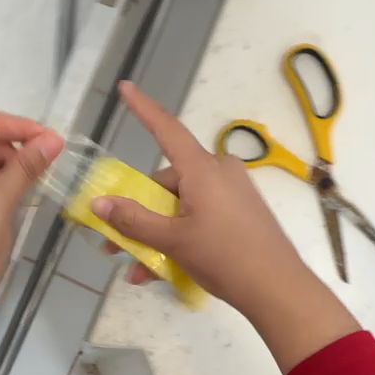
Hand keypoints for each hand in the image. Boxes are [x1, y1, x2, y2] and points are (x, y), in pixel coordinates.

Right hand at [92, 82, 357, 370]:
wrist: (276, 287)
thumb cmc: (224, 257)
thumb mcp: (172, 241)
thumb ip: (133, 221)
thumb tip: (99, 203)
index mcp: (202, 169)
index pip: (166, 129)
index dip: (143, 109)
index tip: (125, 88)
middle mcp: (218, 172)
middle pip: (166, 183)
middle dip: (139, 213)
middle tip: (115, 245)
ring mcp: (231, 192)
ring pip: (180, 206)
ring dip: (155, 236)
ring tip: (139, 271)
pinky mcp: (239, 213)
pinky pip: (198, 217)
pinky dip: (178, 239)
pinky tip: (163, 270)